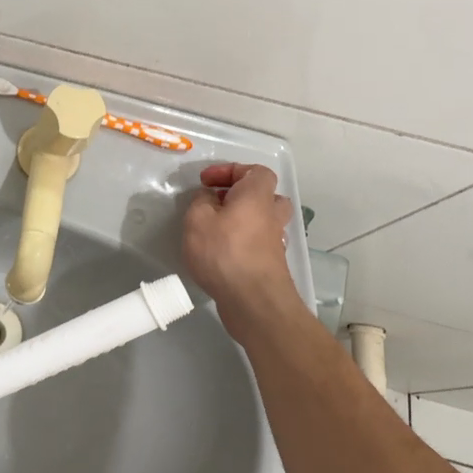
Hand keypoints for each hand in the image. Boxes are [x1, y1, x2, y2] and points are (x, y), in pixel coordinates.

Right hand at [183, 164, 299, 344]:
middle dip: (242, 196)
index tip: (207, 182)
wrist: (254, 302)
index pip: (257, 171)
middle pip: (266, 196)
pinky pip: (258, 244)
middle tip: (219, 203)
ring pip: (263, 222)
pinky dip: (242, 243)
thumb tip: (209, 198)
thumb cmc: (224, 252)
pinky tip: (221, 254)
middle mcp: (272, 216)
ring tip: (217, 229)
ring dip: (243, 221)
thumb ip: (201, 202)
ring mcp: (275, 243)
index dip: (231, 170)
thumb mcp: (197, 219)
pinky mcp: (271, 266)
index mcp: (257, 196)